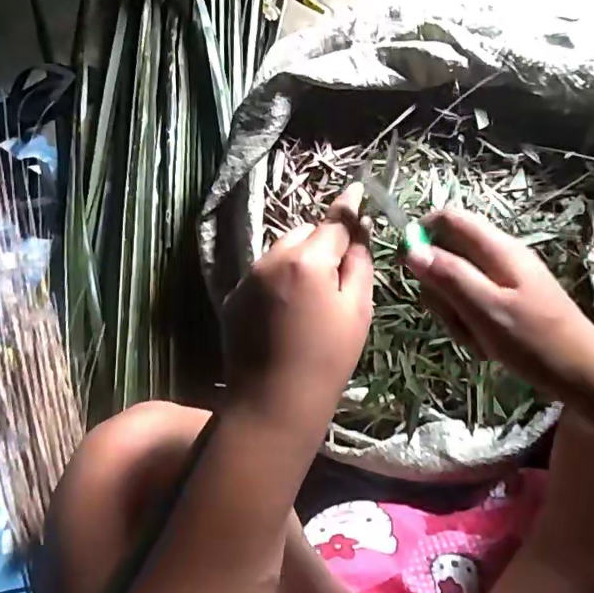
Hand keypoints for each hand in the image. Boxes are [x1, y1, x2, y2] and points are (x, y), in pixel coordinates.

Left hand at [222, 185, 373, 434]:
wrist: (273, 403)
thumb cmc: (327, 359)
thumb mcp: (357, 310)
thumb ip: (359, 262)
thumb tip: (360, 228)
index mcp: (307, 260)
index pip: (333, 222)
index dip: (348, 207)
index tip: (356, 189)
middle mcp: (271, 259)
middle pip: (304, 234)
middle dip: (322, 243)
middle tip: (338, 275)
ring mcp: (247, 278)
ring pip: (281, 252)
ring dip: (298, 261)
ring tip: (311, 299)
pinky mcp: (233, 298)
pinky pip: (262, 275)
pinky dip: (278, 280)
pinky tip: (286, 313)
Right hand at [404, 207, 593, 398]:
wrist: (584, 375)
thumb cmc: (536, 341)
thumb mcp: (485, 309)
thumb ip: (449, 277)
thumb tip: (412, 250)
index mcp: (497, 249)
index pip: (448, 219)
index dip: (422, 236)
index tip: (410, 270)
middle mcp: (500, 257)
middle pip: (447, 255)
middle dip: (439, 288)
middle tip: (456, 318)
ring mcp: (504, 280)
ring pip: (456, 284)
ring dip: (455, 312)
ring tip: (476, 337)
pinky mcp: (508, 301)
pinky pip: (472, 304)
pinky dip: (470, 324)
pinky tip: (486, 345)